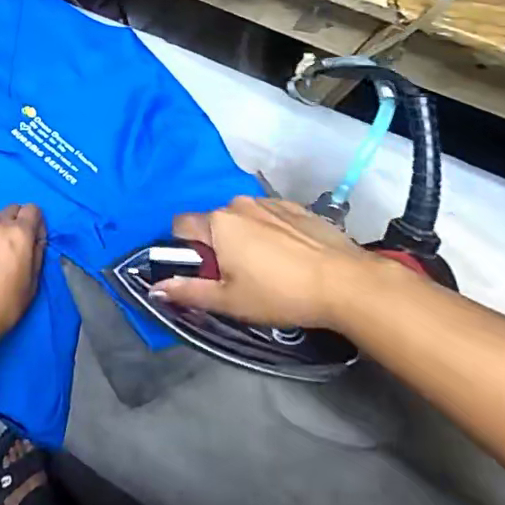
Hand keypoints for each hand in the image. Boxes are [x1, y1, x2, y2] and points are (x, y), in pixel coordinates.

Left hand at [0, 204, 45, 339]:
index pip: (32, 209)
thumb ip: (38, 253)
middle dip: (18, 221)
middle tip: (17, 244)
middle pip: (12, 209)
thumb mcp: (34, 280)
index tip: (35, 239)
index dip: (37, 222)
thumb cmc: (9, 301)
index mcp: (19, 232)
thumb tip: (36, 240)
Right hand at [152, 197, 375, 328]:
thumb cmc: (281, 294)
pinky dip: (272, 230)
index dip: (186, 247)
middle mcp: (238, 204)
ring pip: (243, 217)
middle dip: (218, 243)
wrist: (349, 284)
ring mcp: (270, 202)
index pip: (180, 225)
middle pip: (213, 222)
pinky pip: (270, 215)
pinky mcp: (297, 207)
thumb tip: (155, 288)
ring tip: (270, 265)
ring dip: (245, 235)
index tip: (204, 269)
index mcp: (217, 223)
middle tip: (239, 275)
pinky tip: (291, 255)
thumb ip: (189, 292)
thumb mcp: (230, 301)